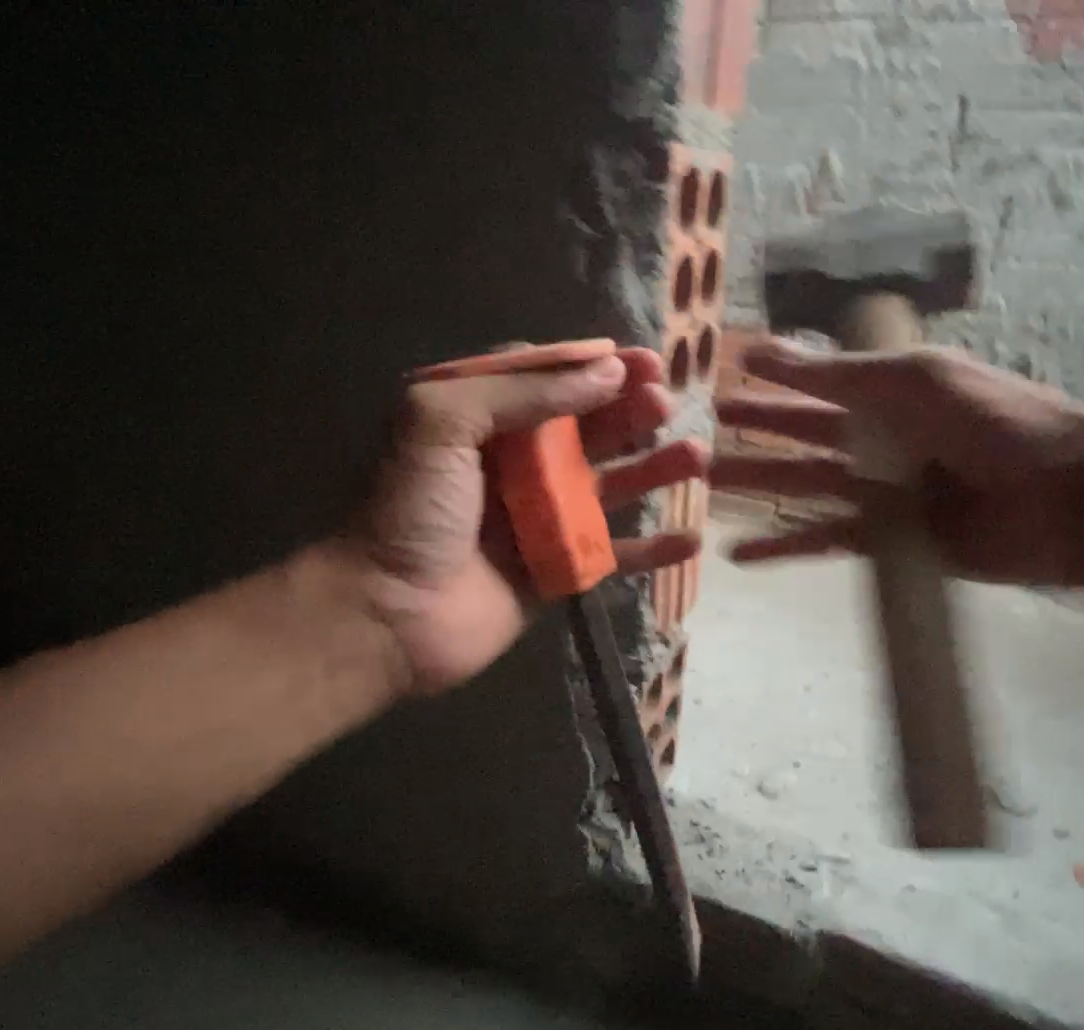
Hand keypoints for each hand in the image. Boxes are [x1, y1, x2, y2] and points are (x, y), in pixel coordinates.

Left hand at [356, 344, 704, 694]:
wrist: (386, 616)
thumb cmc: (407, 510)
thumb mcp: (440, 422)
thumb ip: (519, 391)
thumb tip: (604, 372)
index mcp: (478, 421)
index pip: (545, 380)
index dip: (592, 367)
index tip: (638, 359)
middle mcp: (512, 464)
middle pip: (586, 428)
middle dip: (630, 411)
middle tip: (668, 402)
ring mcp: (537, 519)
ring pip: (609, 486)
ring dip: (654, 470)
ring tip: (697, 456)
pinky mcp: (555, 571)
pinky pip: (612, 554)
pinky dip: (651, 550)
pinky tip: (690, 538)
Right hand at [711, 337, 1083, 585]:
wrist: (1062, 498)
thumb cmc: (991, 420)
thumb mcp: (910, 380)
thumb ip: (836, 374)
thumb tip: (764, 349)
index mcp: (892, 392)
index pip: (821, 380)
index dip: (779, 374)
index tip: (731, 367)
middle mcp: (882, 440)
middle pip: (804, 433)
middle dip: (758, 428)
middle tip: (703, 428)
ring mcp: (882, 494)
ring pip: (804, 486)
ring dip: (756, 484)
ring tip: (706, 483)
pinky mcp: (885, 543)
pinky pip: (823, 542)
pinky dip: (781, 547)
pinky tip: (738, 553)